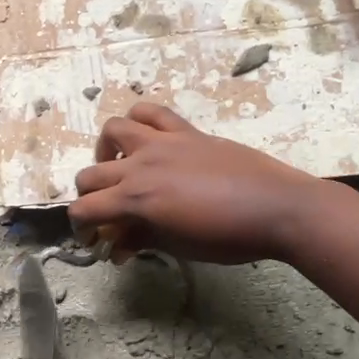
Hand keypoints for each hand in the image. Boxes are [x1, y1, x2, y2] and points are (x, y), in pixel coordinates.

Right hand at [71, 103, 323, 263]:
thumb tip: (118, 245)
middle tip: (105, 216)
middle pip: (90, 175)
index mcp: (136, 199)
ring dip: (106, 152)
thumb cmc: (229, 238)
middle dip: (89, 198)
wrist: (278, 209)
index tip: (93, 240)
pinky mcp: (185, 131)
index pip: (85, 209)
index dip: (81, 227)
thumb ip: (142, 239)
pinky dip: (140, 121)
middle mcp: (140, 165)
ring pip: (113, 130)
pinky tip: (145, 139)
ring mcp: (162, 142)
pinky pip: (152, 112)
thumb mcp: (179, 246)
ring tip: (120, 167)